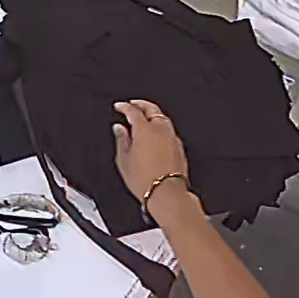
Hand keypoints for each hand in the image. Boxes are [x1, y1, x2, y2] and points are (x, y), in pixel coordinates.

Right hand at [112, 100, 192, 219]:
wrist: (166, 193)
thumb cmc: (145, 180)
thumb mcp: (124, 160)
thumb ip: (121, 140)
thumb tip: (119, 129)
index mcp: (145, 130)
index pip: (133, 111)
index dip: (124, 106)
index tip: (120, 106)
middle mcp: (161, 130)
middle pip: (151, 109)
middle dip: (141, 104)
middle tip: (132, 104)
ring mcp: (172, 137)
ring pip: (162, 118)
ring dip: (152, 114)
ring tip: (144, 117)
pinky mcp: (179, 146)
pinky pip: (169, 130)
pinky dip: (160, 126)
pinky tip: (155, 133)